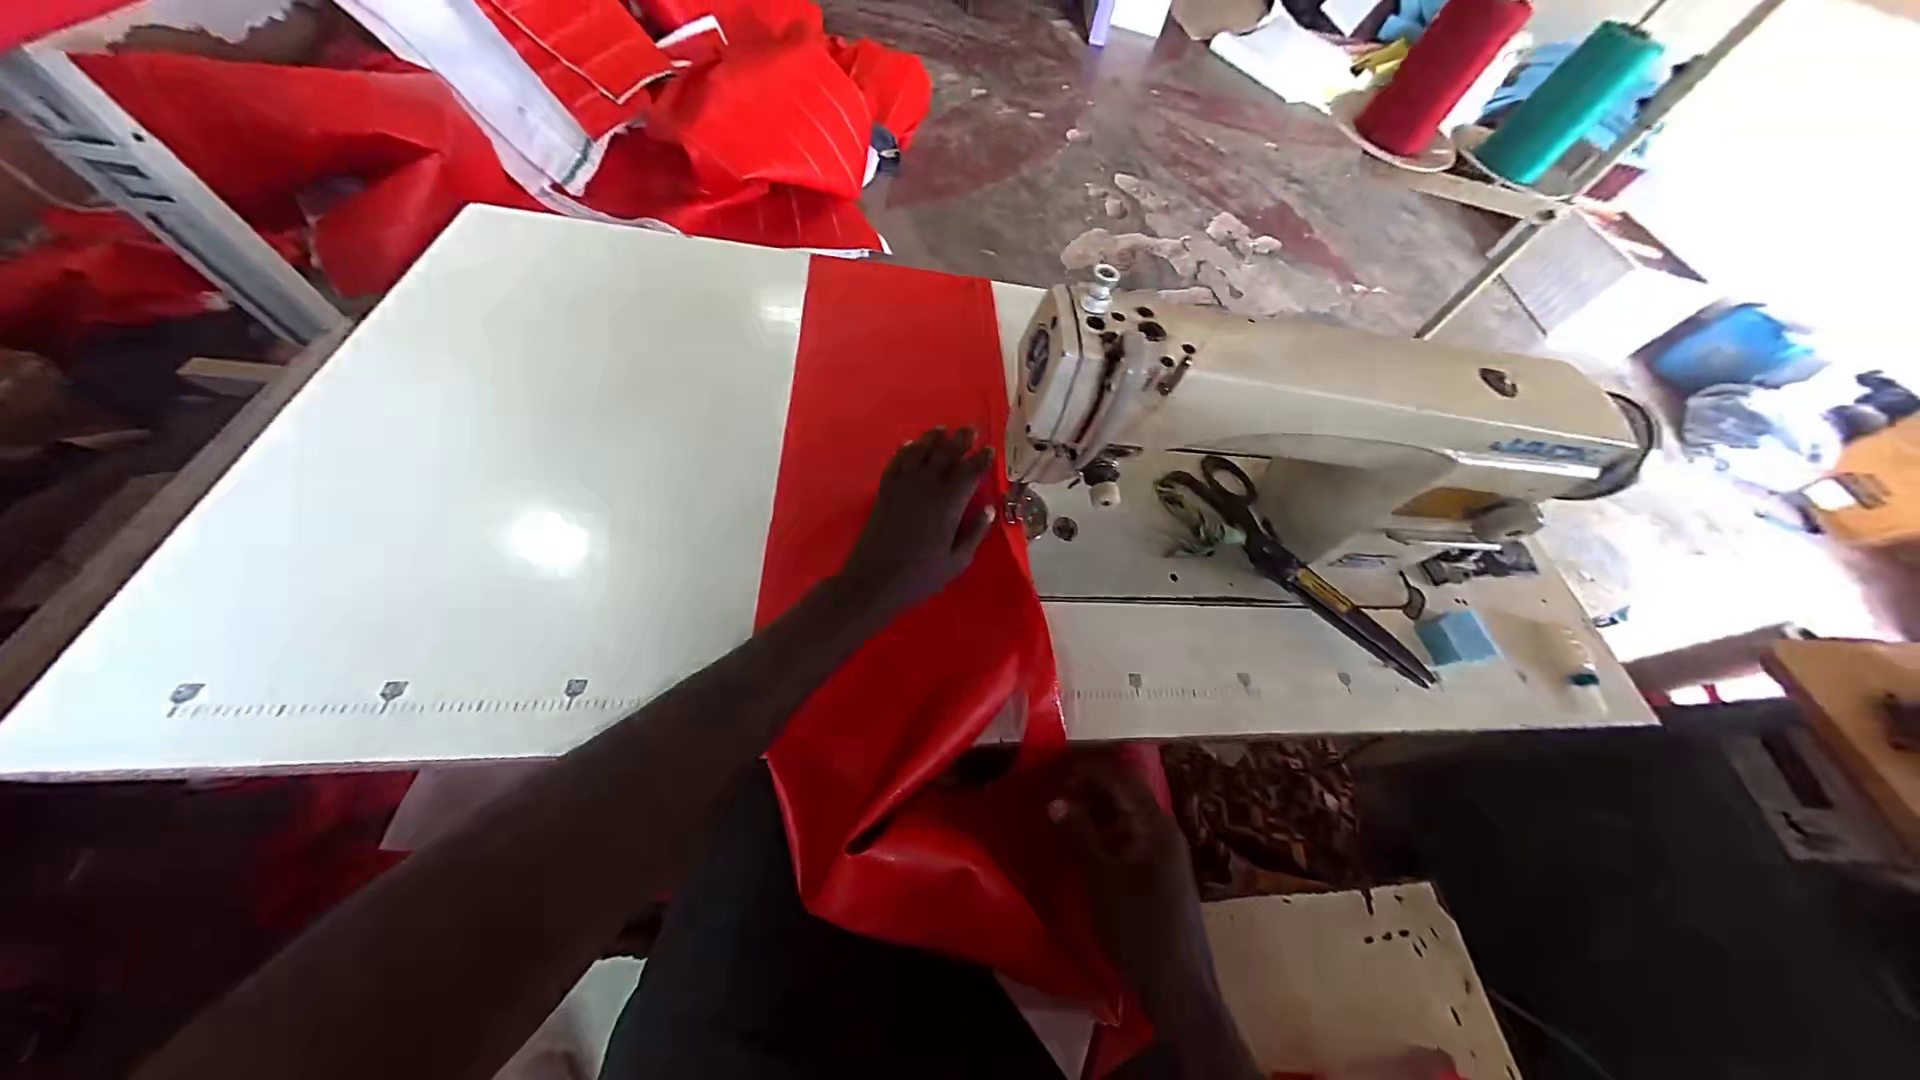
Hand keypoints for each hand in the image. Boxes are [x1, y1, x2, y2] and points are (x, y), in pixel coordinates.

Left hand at [838, 427, 996, 616]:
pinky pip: (897, 463)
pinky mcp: (885, 491)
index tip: (989, 450)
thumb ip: (975, 532)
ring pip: (920, 452)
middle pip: (945, 454)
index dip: (981, 459)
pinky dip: (905, 450)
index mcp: (949, 503)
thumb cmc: (920, 575)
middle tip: (971, 428)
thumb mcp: (957, 561)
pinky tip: (910, 444)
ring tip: (942, 429)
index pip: (970, 472)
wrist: (874, 580)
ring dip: (932, 439)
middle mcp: (926, 487)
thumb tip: (988, 509)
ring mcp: (902, 486)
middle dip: (960, 440)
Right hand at [1049, 754, 1214, 1021]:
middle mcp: (1164, 832)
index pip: (1121, 779)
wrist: (1179, 989)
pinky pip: (1128, 837)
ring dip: (1095, 809)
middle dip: (1089, 787)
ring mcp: (1164, 854)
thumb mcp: (1101, 879)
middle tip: (1053, 787)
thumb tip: (1056, 800)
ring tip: (1061, 810)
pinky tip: (1081, 840)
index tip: (1055, 765)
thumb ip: (1079, 835)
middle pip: (1125, 794)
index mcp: (1156, 825)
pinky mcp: (1159, 874)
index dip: (1088, 768)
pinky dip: (1104, 832)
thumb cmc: (1139, 928)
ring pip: (1125, 816)